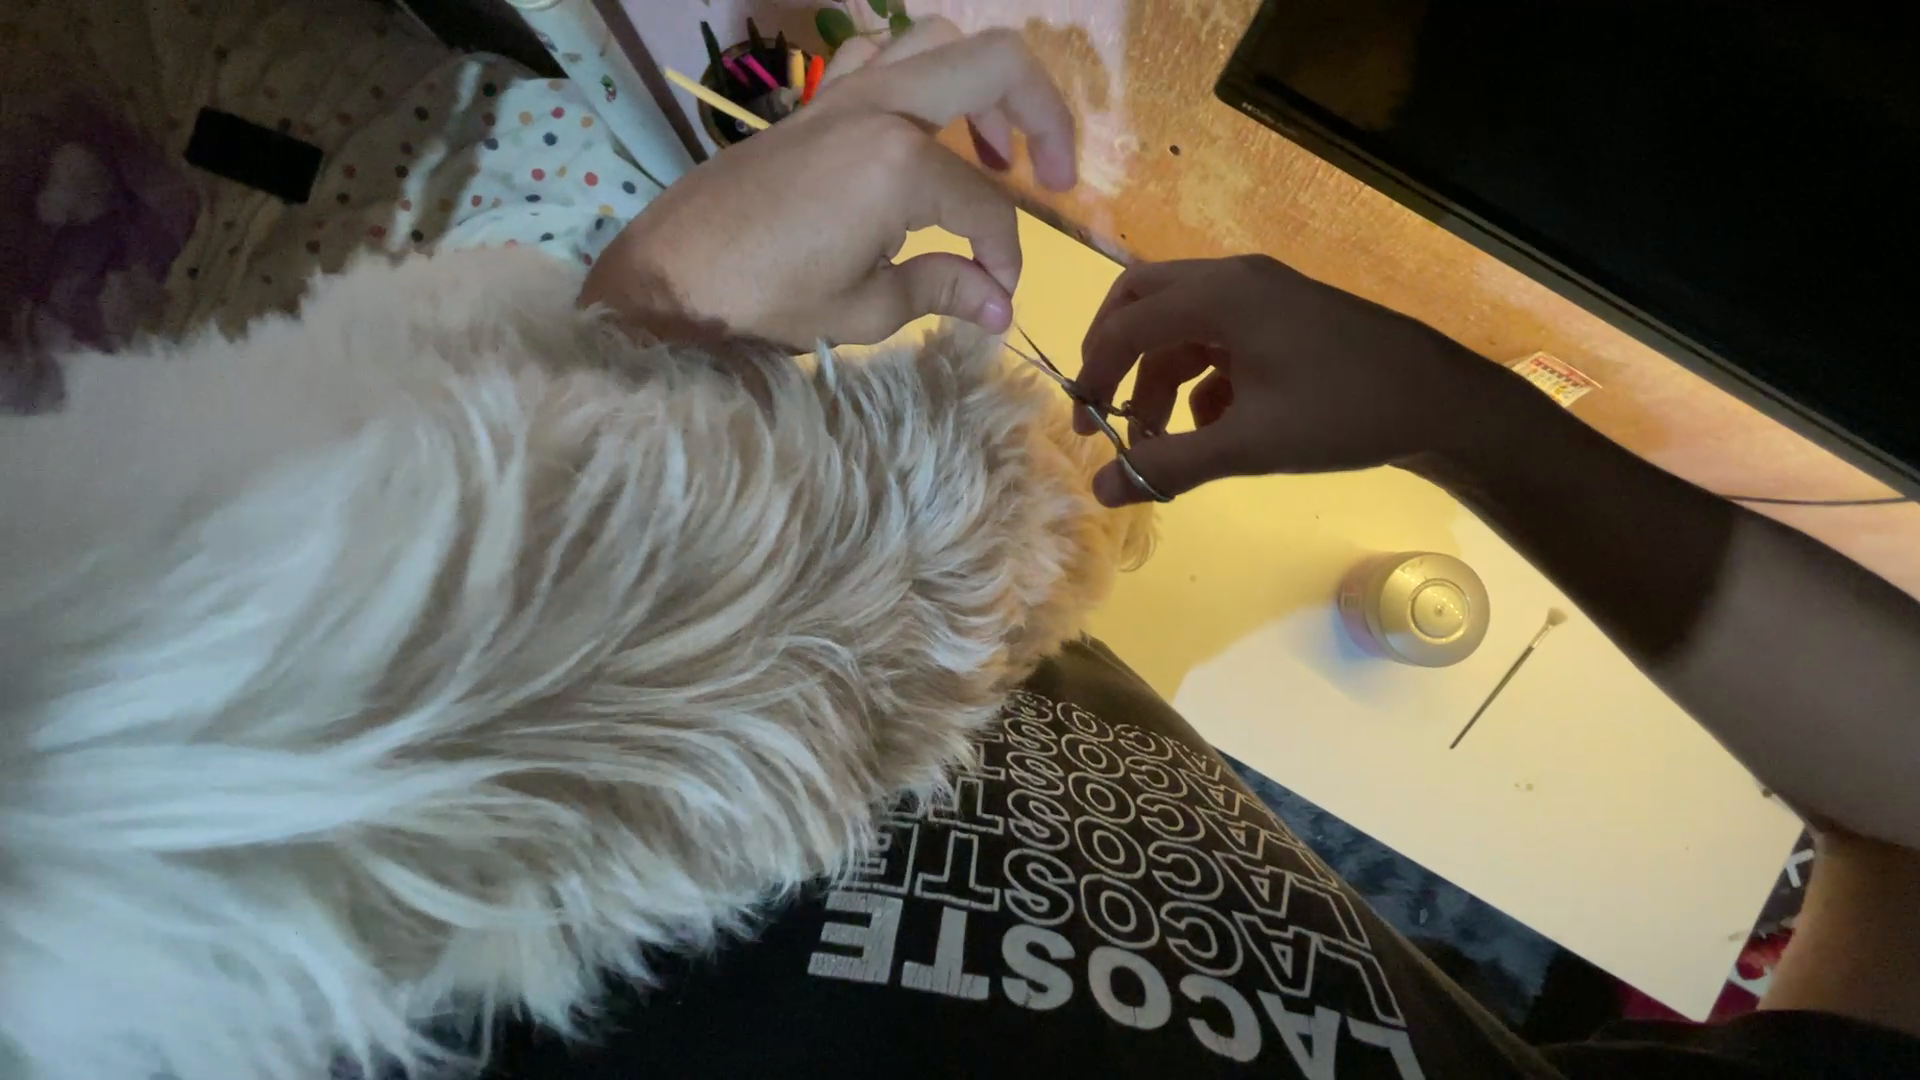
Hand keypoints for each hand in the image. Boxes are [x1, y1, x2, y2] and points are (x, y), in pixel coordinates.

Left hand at [581, 19, 1075, 347]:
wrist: (673, 275)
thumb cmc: (766, 301)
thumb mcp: (864, 311)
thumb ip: (941, 291)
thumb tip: (1000, 308)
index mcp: (899, 166)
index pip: (986, 210)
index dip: (1006, 259)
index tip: (997, 300)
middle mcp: (881, 107)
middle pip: (996, 67)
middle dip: (1045, 117)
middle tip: (1057, 175)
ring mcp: (843, 94)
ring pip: (940, 41)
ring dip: (985, 85)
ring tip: (995, 149)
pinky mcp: (814, 103)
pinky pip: (879, 54)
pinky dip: (917, 74)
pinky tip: (921, 121)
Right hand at [1075, 256, 1523, 504]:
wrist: (1442, 402)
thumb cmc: (1344, 414)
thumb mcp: (1249, 444)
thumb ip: (1169, 465)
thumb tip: (1100, 492)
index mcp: (1223, 297)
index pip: (1127, 326)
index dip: (1094, 377)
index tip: (1085, 429)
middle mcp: (1233, 282)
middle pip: (1142, 301)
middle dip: (1114, 356)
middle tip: (1103, 406)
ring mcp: (1258, 297)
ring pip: (1177, 326)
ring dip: (1157, 379)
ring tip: (1158, 438)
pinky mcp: (1276, 319)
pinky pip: (1212, 341)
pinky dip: (1196, 382)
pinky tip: (1212, 427)